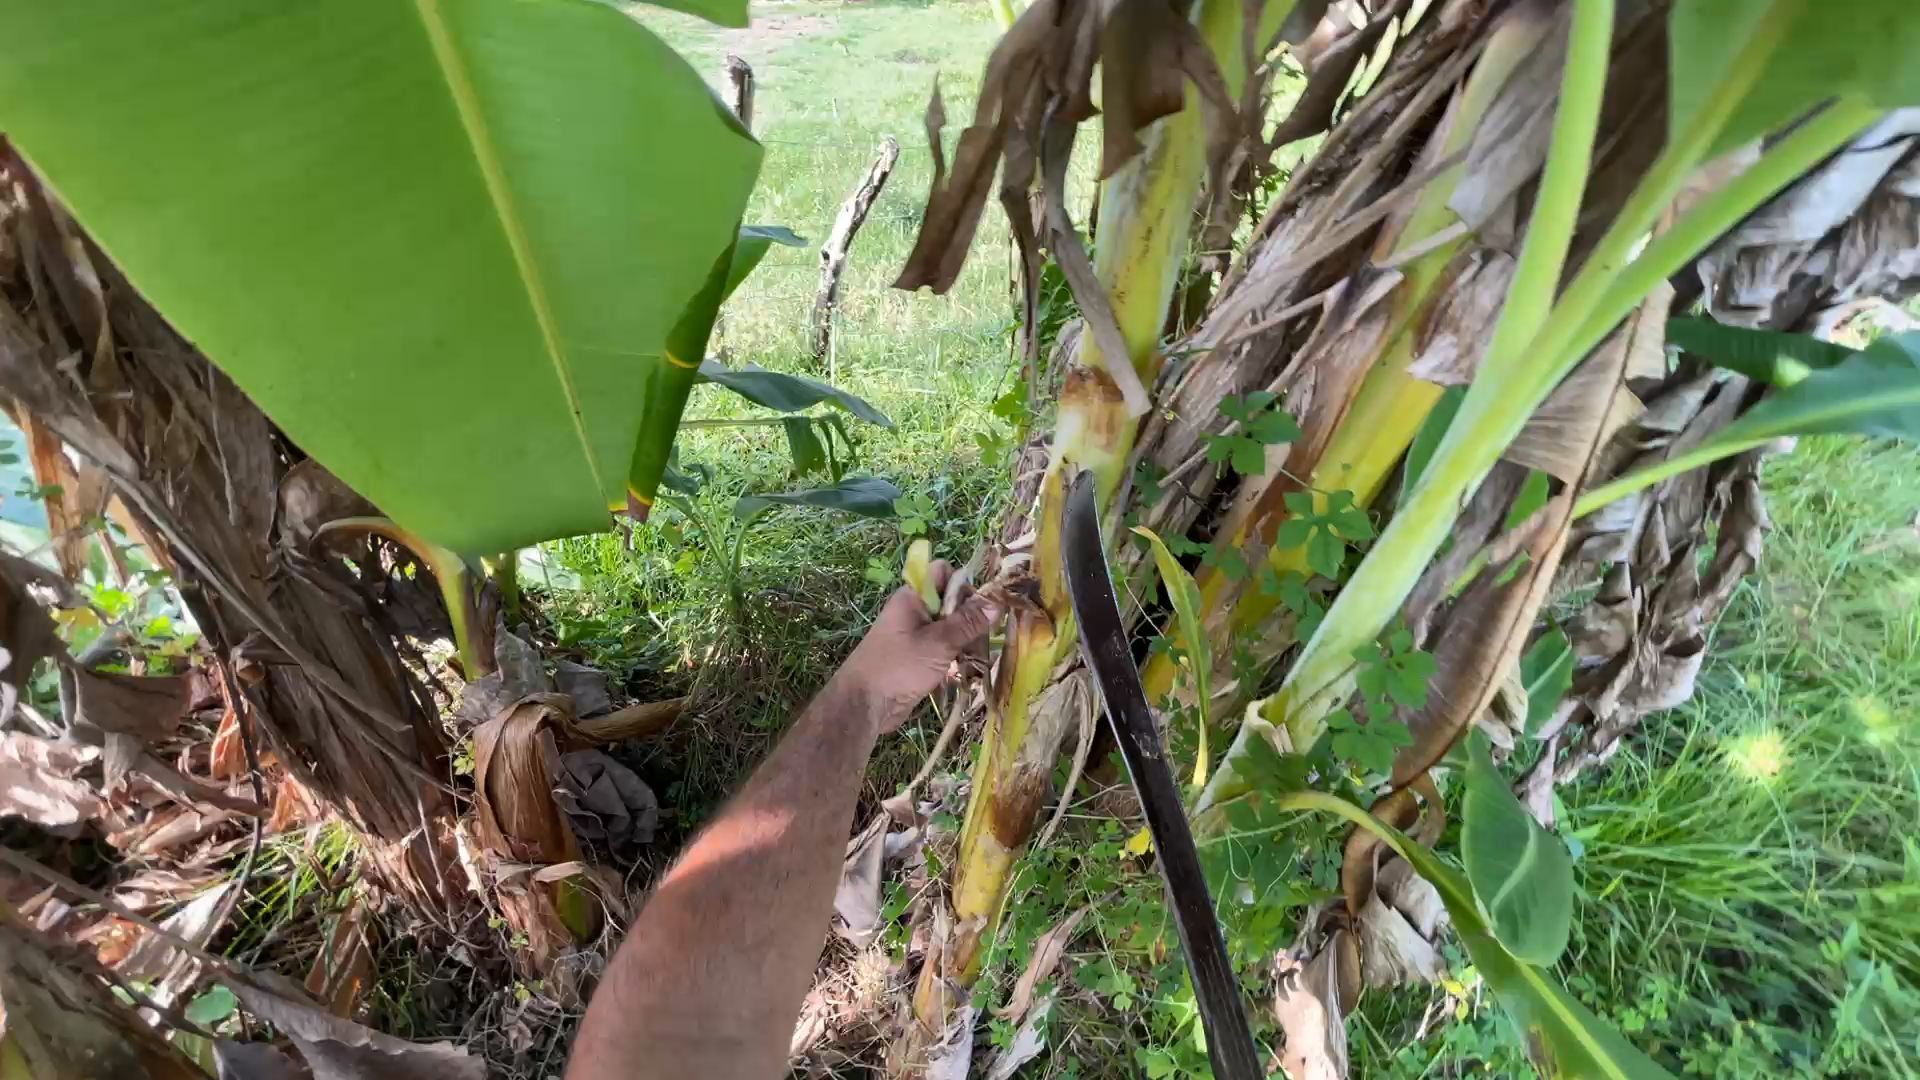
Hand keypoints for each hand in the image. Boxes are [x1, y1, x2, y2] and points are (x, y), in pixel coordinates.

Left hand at [837, 560, 999, 732]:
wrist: (865, 704)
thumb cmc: (899, 666)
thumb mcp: (939, 642)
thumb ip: (968, 622)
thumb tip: (997, 601)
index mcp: (913, 597)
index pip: (943, 573)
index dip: (963, 584)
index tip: (981, 606)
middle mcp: (915, 611)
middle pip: (951, 602)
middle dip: (971, 616)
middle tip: (987, 634)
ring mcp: (917, 635)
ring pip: (951, 627)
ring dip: (967, 639)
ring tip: (981, 655)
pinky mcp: (920, 657)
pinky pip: (945, 647)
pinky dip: (958, 655)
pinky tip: (971, 668)